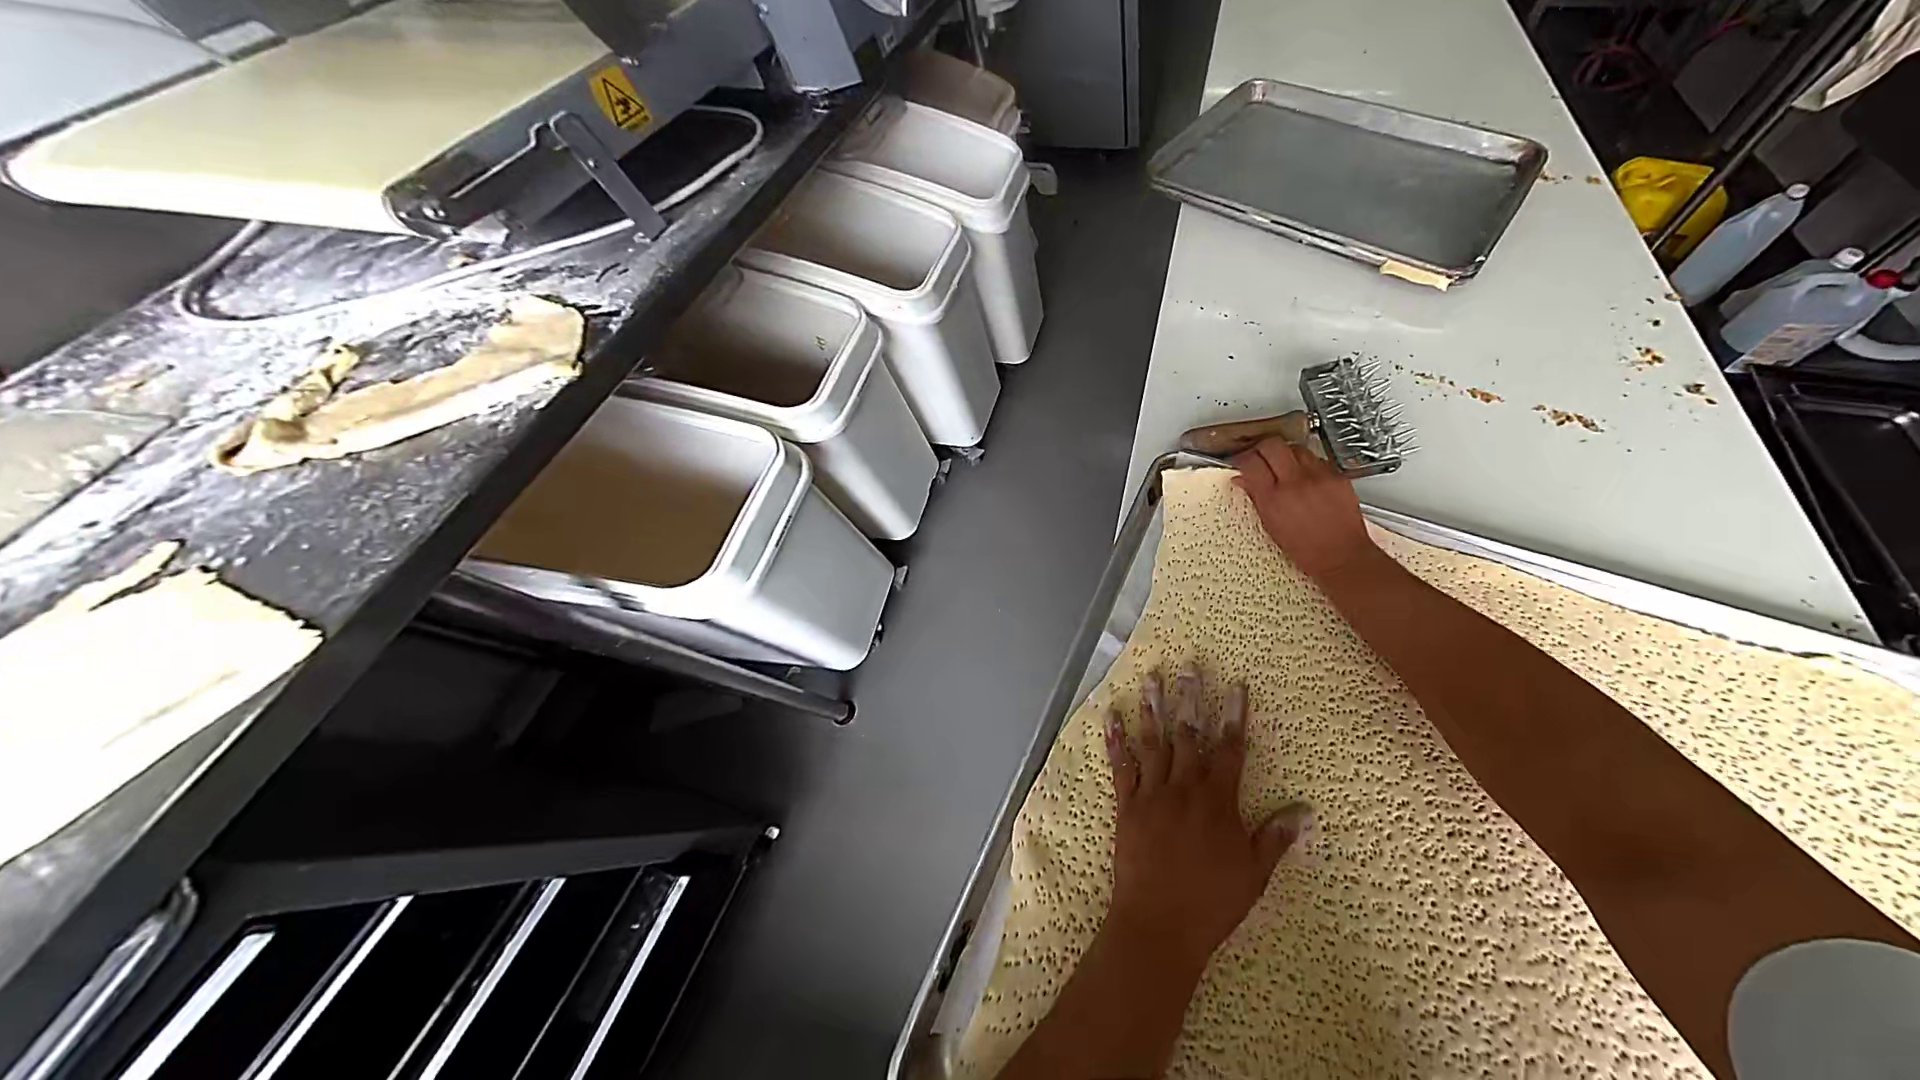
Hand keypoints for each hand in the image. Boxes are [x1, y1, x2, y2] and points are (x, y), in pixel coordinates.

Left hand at [1103, 665, 1312, 969]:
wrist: (1160, 922)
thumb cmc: (1212, 901)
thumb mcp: (1254, 873)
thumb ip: (1276, 837)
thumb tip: (1305, 811)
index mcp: (1218, 801)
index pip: (1231, 749)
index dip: (1235, 716)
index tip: (1236, 685)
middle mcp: (1184, 788)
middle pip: (1189, 735)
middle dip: (1191, 698)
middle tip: (1190, 666)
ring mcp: (1152, 793)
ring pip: (1153, 742)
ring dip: (1152, 708)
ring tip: (1151, 677)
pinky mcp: (1127, 804)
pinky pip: (1120, 766)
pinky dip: (1115, 740)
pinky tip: (1110, 715)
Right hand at [1231, 436, 1378, 580]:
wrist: (1341, 555)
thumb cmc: (1307, 548)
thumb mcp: (1270, 525)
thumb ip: (1255, 498)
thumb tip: (1243, 481)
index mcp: (1273, 499)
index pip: (1251, 463)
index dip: (1242, 458)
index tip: (1242, 461)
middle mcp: (1295, 483)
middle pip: (1272, 445)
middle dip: (1262, 448)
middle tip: (1259, 456)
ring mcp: (1318, 477)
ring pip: (1296, 448)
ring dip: (1285, 454)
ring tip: (1283, 466)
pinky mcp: (1337, 476)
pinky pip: (1317, 459)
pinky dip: (1307, 464)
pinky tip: (1305, 477)